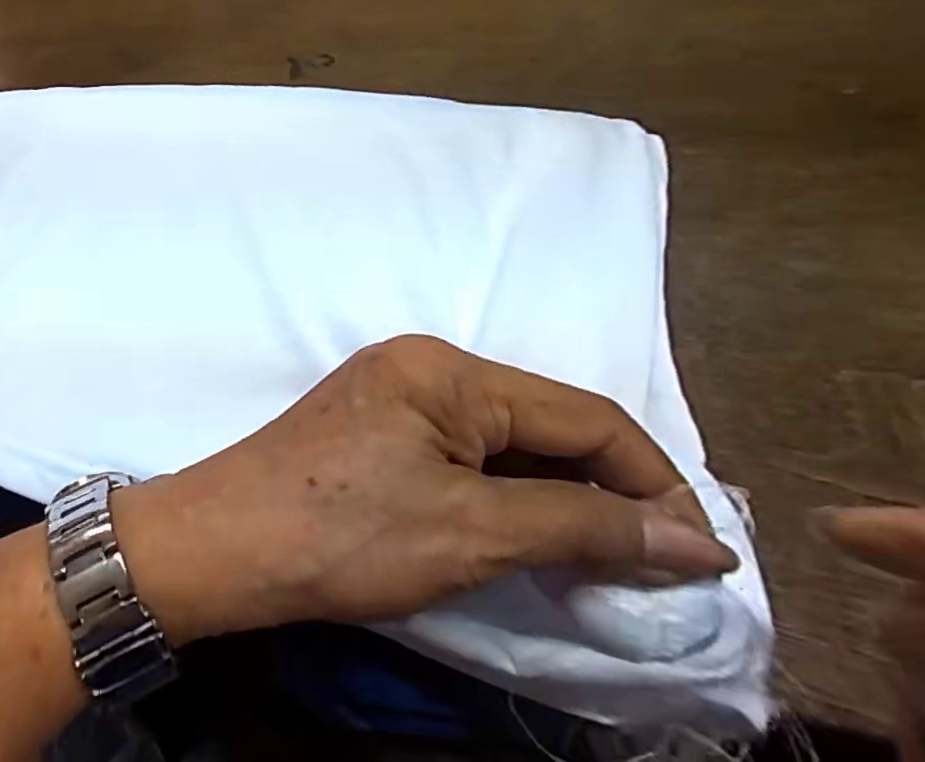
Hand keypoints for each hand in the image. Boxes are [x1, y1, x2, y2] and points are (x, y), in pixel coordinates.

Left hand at [110, 334, 739, 644]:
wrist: (227, 543)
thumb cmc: (345, 535)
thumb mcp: (472, 532)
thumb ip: (581, 525)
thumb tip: (693, 541)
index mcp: (448, 370)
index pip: (582, 414)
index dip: (650, 480)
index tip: (698, 553)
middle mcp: (423, 362)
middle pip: (542, 419)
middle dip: (603, 486)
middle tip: (653, 561)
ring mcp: (394, 389)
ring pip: (503, 435)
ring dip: (555, 490)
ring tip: (601, 553)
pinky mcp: (375, 420)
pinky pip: (462, 445)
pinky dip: (504, 486)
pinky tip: (527, 526)